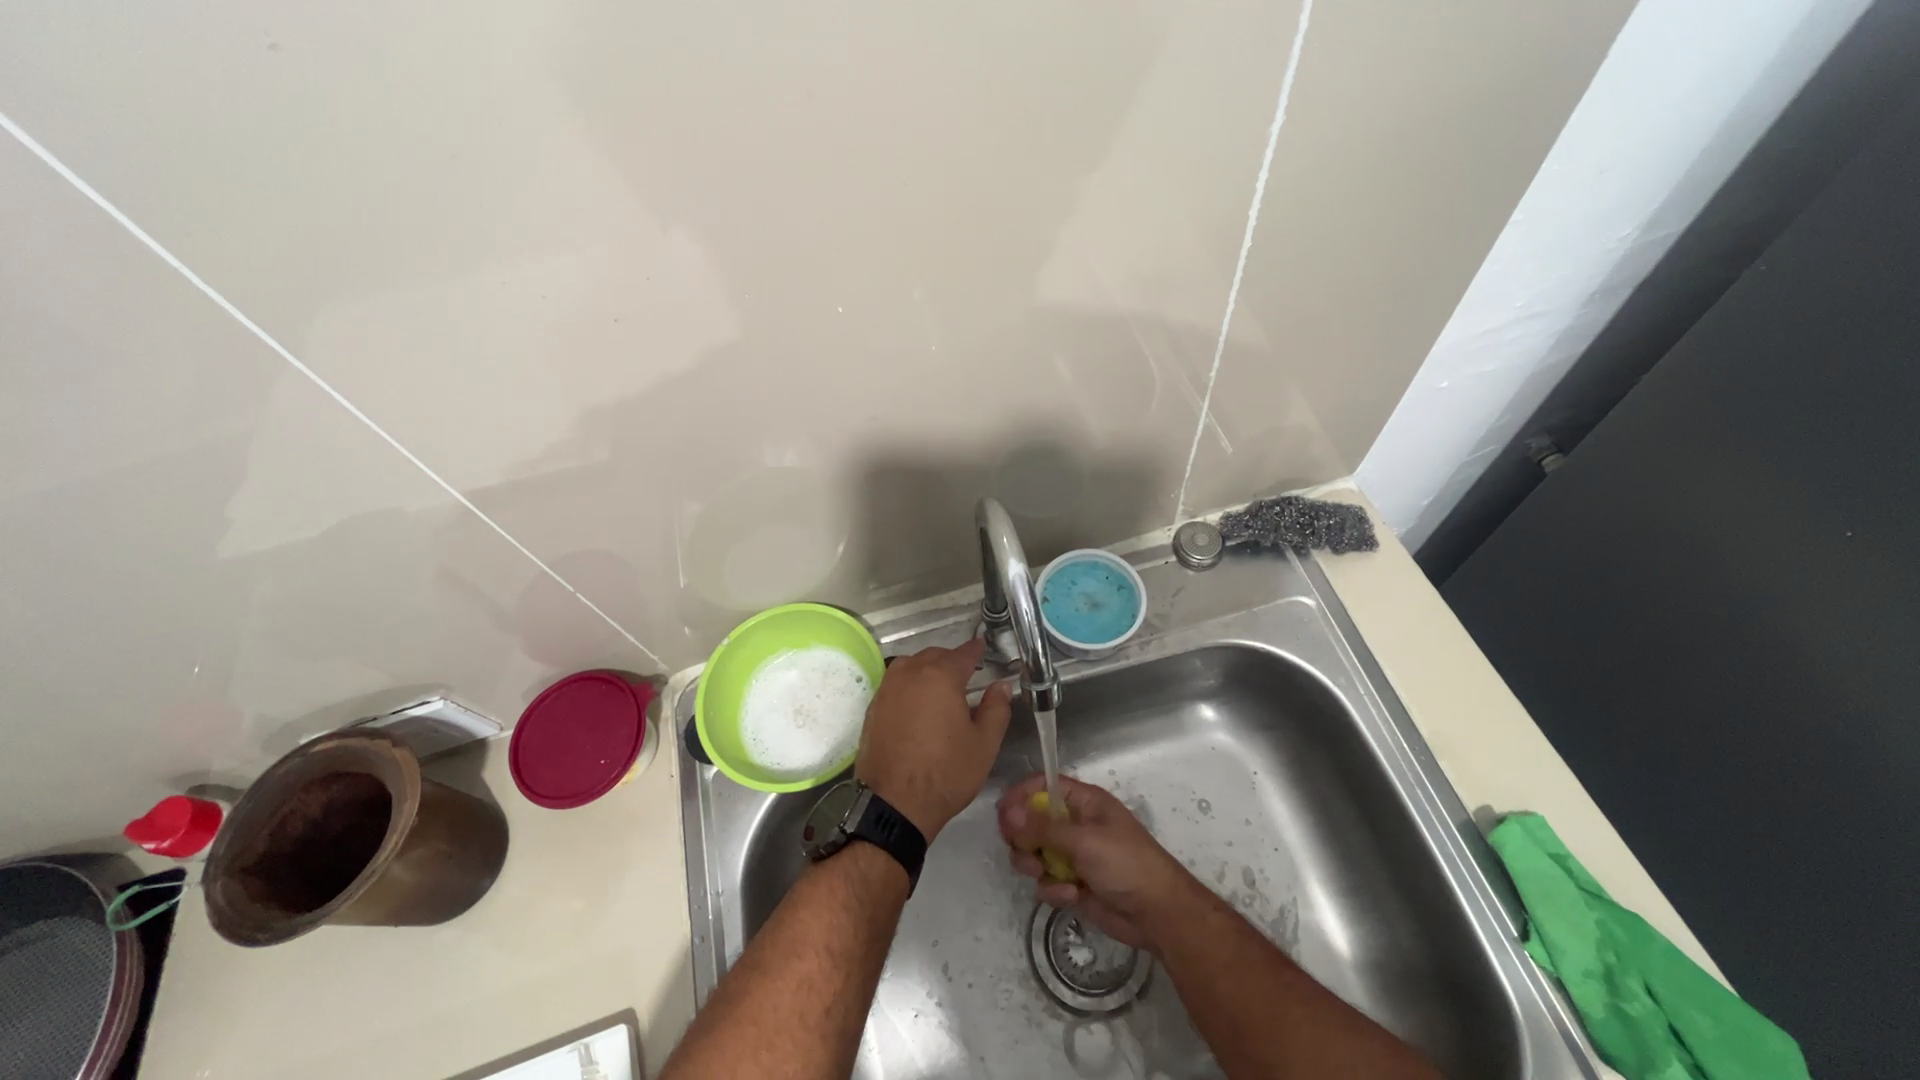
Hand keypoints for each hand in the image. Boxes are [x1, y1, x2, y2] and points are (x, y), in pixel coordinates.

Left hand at [855, 638, 1012, 841]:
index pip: (962, 654)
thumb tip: (1000, 686)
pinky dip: (909, 685)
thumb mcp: (984, 744)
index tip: (983, 649)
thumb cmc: (946, 773)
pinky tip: (918, 704)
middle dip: (951, 660)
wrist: (895, 805)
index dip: (976, 651)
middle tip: (967, 674)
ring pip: (910, 666)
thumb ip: (996, 709)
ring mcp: (887, 690)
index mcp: (940, 677)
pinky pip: (895, 684)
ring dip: (927, 669)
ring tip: (941, 688)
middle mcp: (909, 675)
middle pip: (934, 655)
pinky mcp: (873, 708)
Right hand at [998, 774, 1192, 951]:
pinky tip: (1070, 896)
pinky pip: (1045, 881)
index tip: (1003, 815)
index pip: (1043, 787)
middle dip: (1023, 837)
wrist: (1156, 914)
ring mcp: (1073, 855)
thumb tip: (1007, 812)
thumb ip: (1042, 827)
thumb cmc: (1126, 864)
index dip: (1021, 797)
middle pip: (1031, 821)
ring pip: (1033, 853)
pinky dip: (1053, 889)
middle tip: (1022, 850)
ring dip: (1033, 865)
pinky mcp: (1071, 884)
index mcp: (1084, 803)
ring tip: (1044, 874)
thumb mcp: (1084, 840)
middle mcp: (1075, 825)